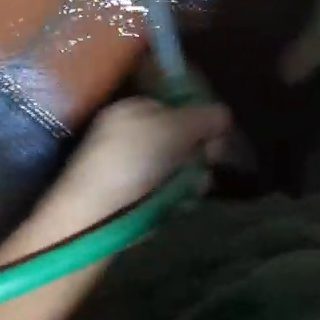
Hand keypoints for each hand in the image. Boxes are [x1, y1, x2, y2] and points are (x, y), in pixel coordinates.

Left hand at [51, 97, 231, 214]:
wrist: (95, 214)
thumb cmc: (133, 160)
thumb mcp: (172, 129)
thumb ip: (202, 117)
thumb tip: (224, 113)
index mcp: (134, 109)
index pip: (177, 104)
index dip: (200, 118)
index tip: (216, 135)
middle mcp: (132, 134)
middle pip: (182, 137)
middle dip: (200, 151)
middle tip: (207, 163)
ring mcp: (133, 167)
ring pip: (180, 166)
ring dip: (193, 177)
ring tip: (192, 189)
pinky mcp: (136, 196)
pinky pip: (170, 189)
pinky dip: (179, 195)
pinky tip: (181, 203)